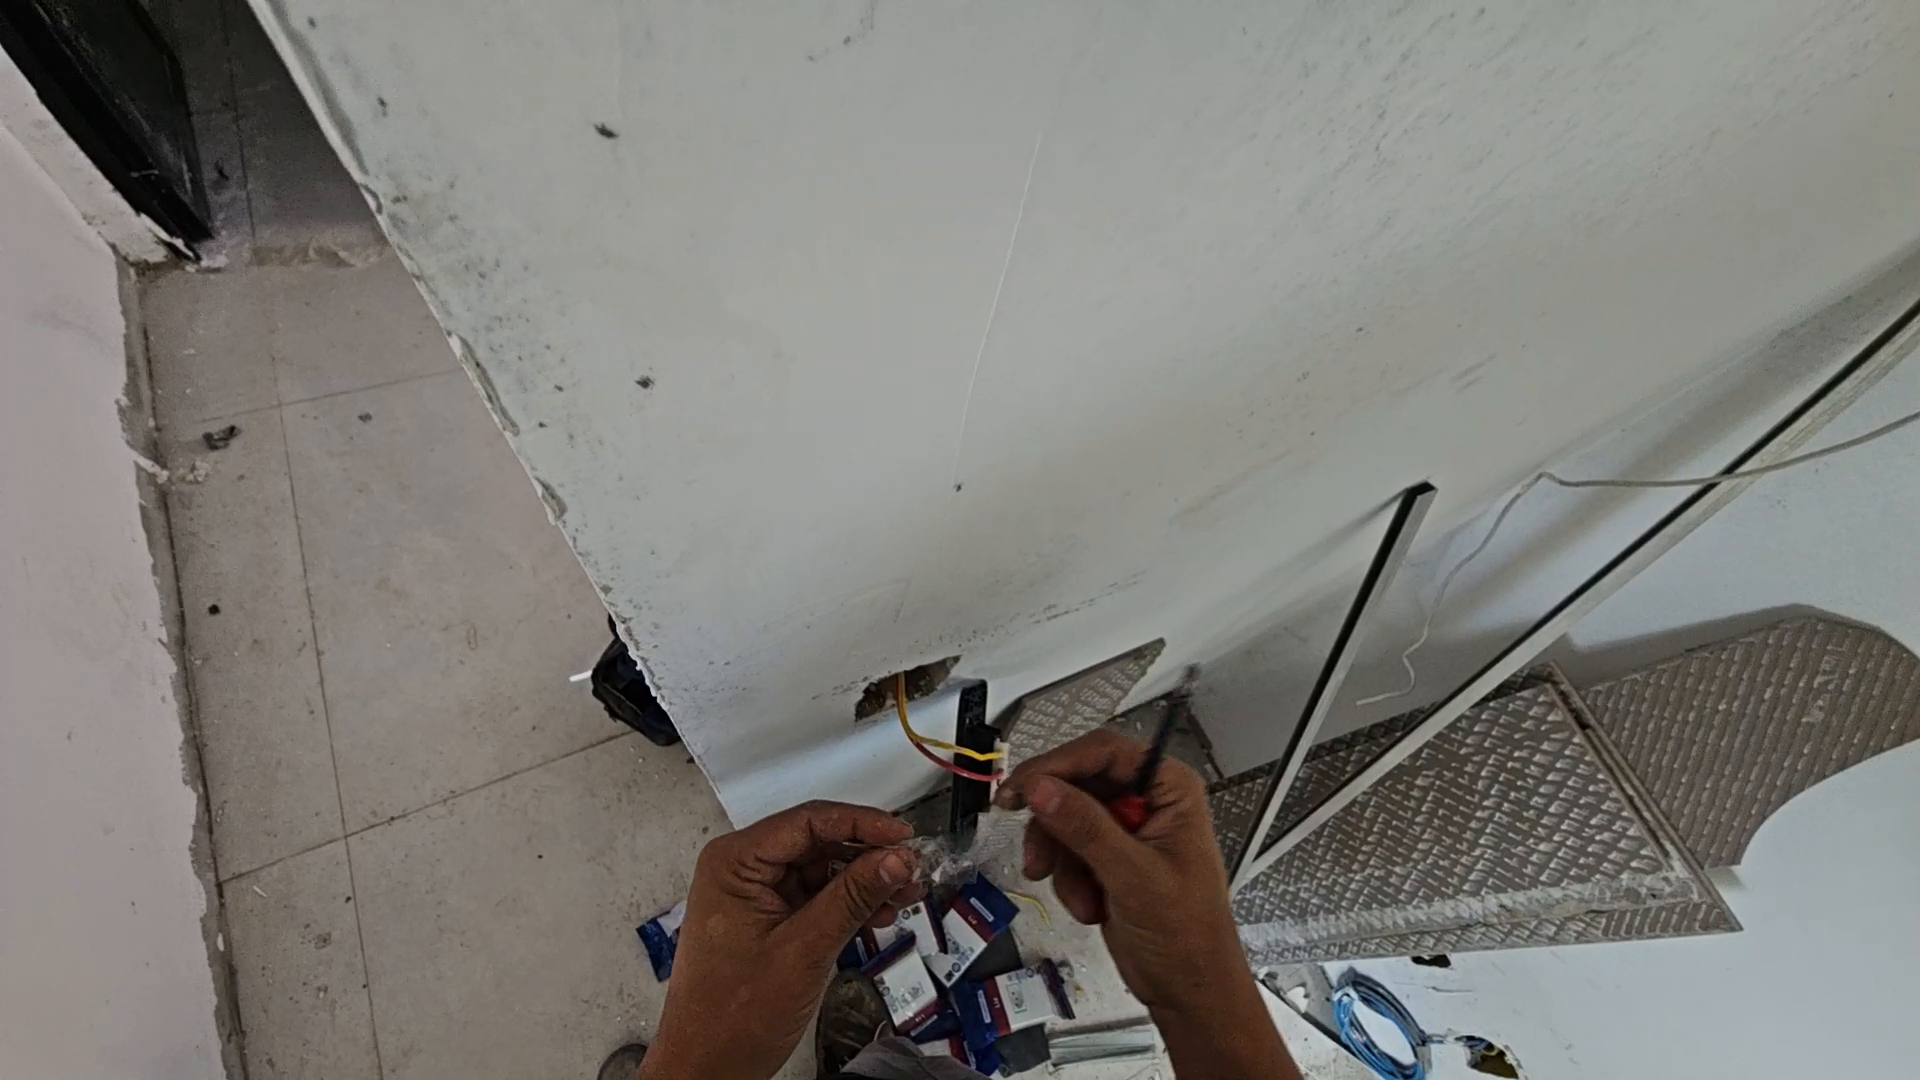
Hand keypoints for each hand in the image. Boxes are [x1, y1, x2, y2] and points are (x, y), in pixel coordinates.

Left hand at [640, 801, 924, 1079]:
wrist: (707, 1076)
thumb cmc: (738, 1016)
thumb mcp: (804, 950)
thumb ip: (853, 897)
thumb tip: (899, 858)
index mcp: (736, 860)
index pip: (809, 820)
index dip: (862, 823)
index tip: (904, 835)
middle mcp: (745, 865)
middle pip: (820, 841)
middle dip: (868, 855)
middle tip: (912, 867)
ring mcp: (758, 890)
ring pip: (825, 867)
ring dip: (866, 880)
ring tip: (906, 894)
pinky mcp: (772, 914)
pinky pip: (819, 893)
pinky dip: (851, 902)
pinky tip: (882, 913)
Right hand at [992, 729, 1241, 1011]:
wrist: (1190, 994)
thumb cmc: (1185, 935)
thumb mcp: (1134, 877)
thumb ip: (1085, 828)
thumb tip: (1040, 787)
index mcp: (1169, 787)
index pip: (1104, 752)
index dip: (1059, 764)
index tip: (1022, 786)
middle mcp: (1145, 797)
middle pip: (1077, 780)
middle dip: (1053, 818)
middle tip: (1020, 828)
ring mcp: (1123, 826)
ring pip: (1063, 813)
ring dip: (1059, 855)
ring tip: (1074, 895)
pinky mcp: (1105, 853)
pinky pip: (1064, 844)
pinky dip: (1066, 875)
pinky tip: (1086, 904)